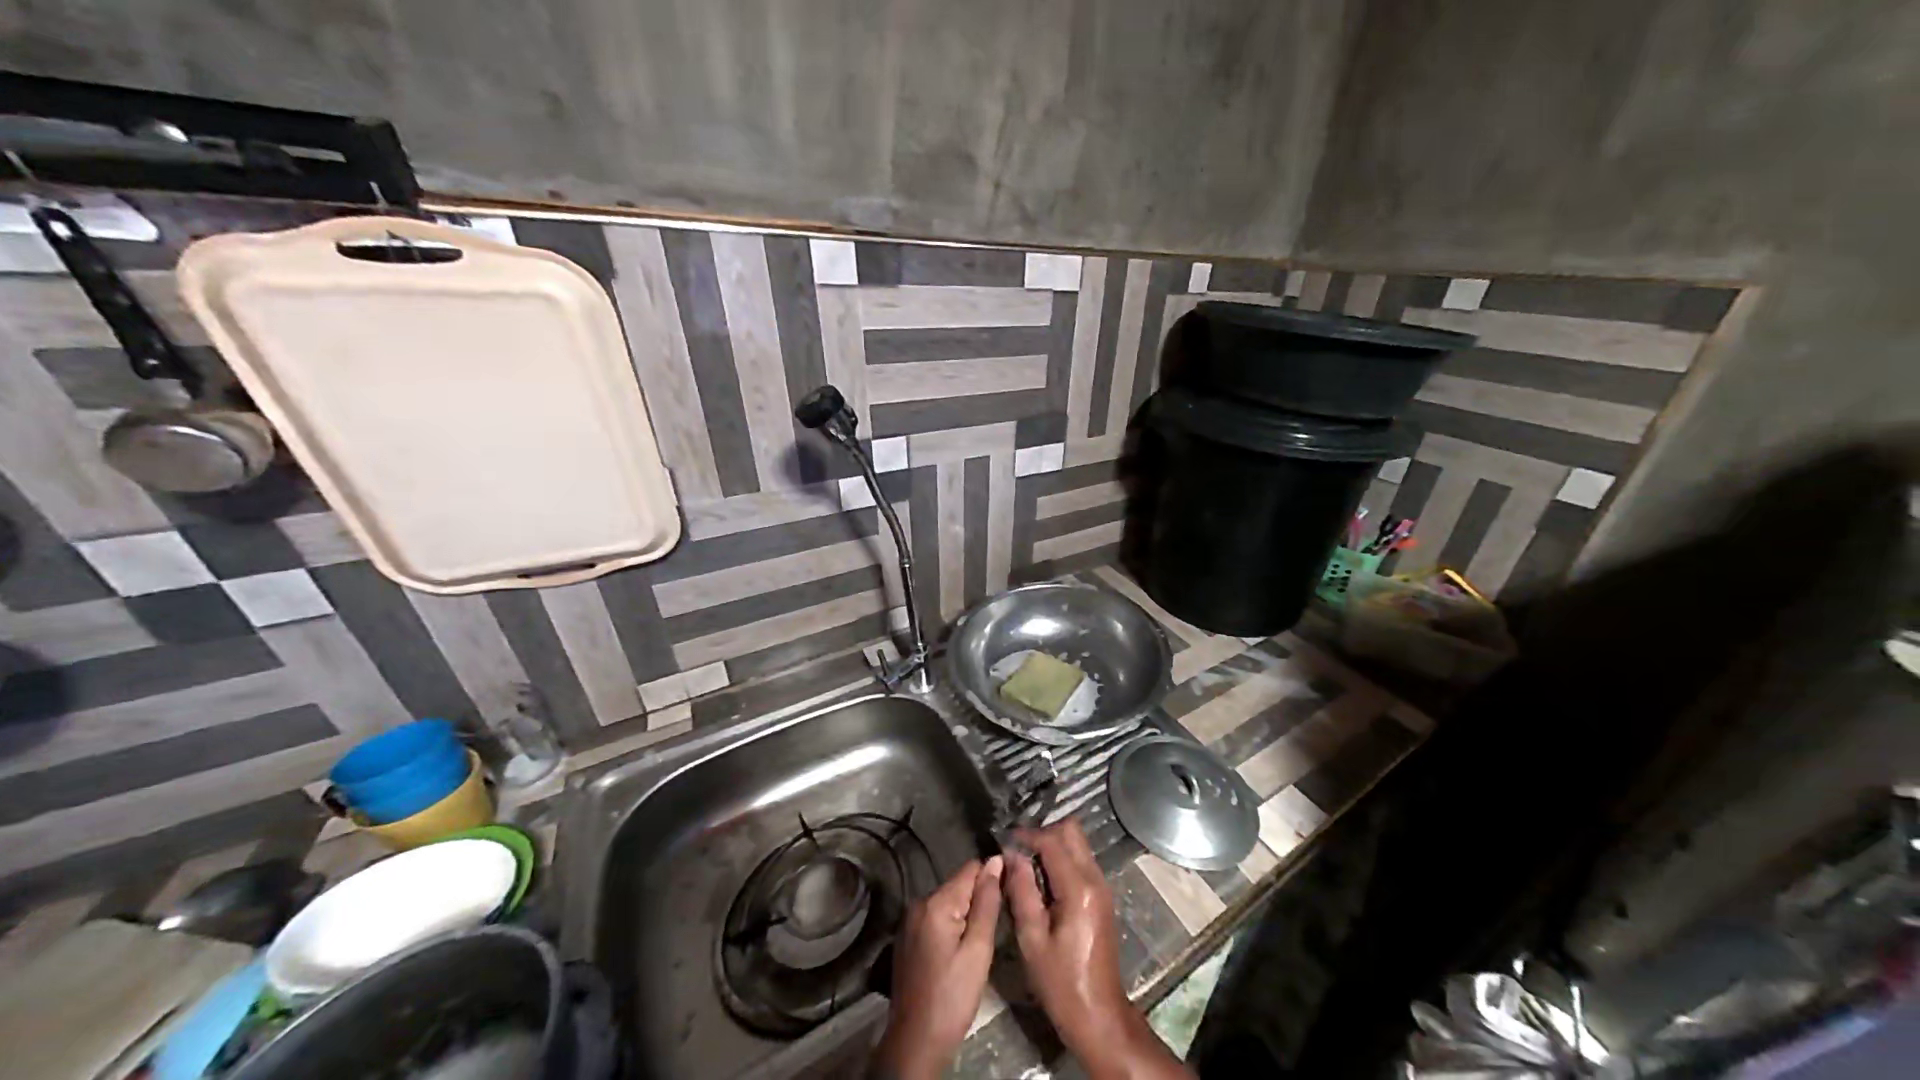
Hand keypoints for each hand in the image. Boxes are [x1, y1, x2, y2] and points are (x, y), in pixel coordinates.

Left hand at [873, 855, 1002, 1079]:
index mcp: (936, 903)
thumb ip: (987, 903)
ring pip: (948, 902)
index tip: (1012, 890)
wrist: (915, 1040)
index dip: (993, 875)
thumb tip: (996, 862)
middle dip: (980, 897)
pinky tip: (962, 948)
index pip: (970, 869)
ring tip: (985, 936)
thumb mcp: (978, 950)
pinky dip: (953, 925)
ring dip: (967, 912)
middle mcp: (919, 903)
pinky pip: (937, 918)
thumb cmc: (952, 997)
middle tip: (1001, 921)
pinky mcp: (908, 937)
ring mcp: (910, 921)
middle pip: (958, 885)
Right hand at [1004, 820, 1191, 1079]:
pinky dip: (1060, 861)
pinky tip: (1040, 882)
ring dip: (1052, 846)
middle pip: (1072, 832)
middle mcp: (1096, 880)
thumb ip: (1021, 891)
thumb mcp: (1032, 938)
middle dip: (1043, 833)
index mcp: (1079, 888)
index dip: (1026, 835)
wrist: (1098, 1015)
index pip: (1052, 841)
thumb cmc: (1061, 982)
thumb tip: (1010, 855)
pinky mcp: (1101, 898)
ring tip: (1024, 865)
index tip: (1004, 840)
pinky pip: (1080, 862)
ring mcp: (1102, 888)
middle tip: (1017, 850)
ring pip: (1077, 845)